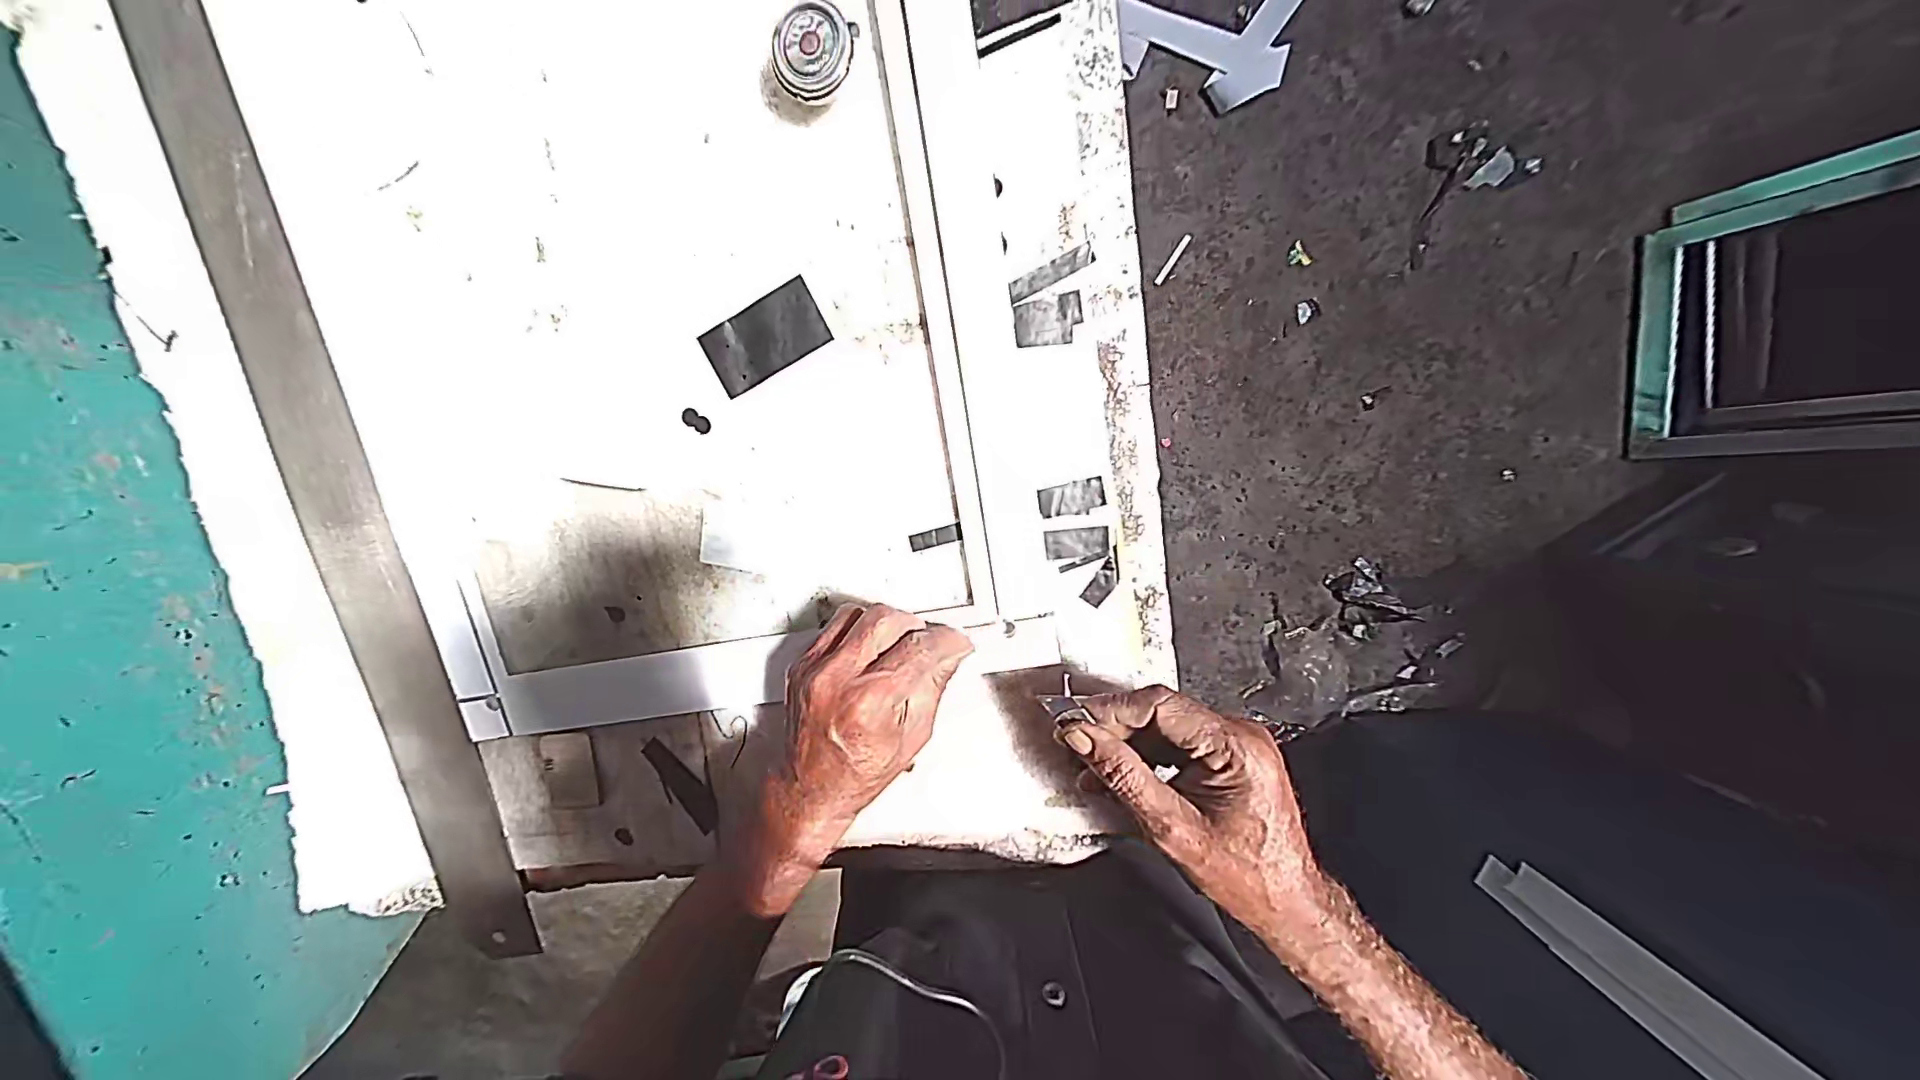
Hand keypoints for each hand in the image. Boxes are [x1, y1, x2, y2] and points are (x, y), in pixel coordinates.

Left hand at [722, 603, 972, 914]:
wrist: (809, 789)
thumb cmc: (856, 774)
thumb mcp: (913, 736)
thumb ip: (933, 686)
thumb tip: (949, 654)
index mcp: (869, 703)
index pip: (919, 647)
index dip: (947, 640)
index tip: (956, 642)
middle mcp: (837, 680)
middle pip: (888, 620)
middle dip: (918, 627)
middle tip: (929, 642)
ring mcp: (815, 669)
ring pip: (862, 614)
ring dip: (888, 623)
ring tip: (899, 644)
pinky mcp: (803, 663)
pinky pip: (837, 624)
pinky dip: (861, 629)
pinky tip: (872, 647)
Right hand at [1055, 686, 1330, 940]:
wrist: (1286, 902)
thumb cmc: (1247, 877)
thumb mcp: (1172, 828)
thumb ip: (1123, 776)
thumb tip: (1084, 738)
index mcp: (1236, 746)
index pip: (1159, 705)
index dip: (1110, 711)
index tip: (1075, 722)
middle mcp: (1240, 733)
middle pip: (1158, 711)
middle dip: (1112, 728)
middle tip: (1075, 744)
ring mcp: (1235, 741)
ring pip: (1162, 724)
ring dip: (1124, 743)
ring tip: (1092, 766)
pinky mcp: (1226, 753)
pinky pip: (1175, 740)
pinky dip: (1143, 754)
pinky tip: (1120, 773)